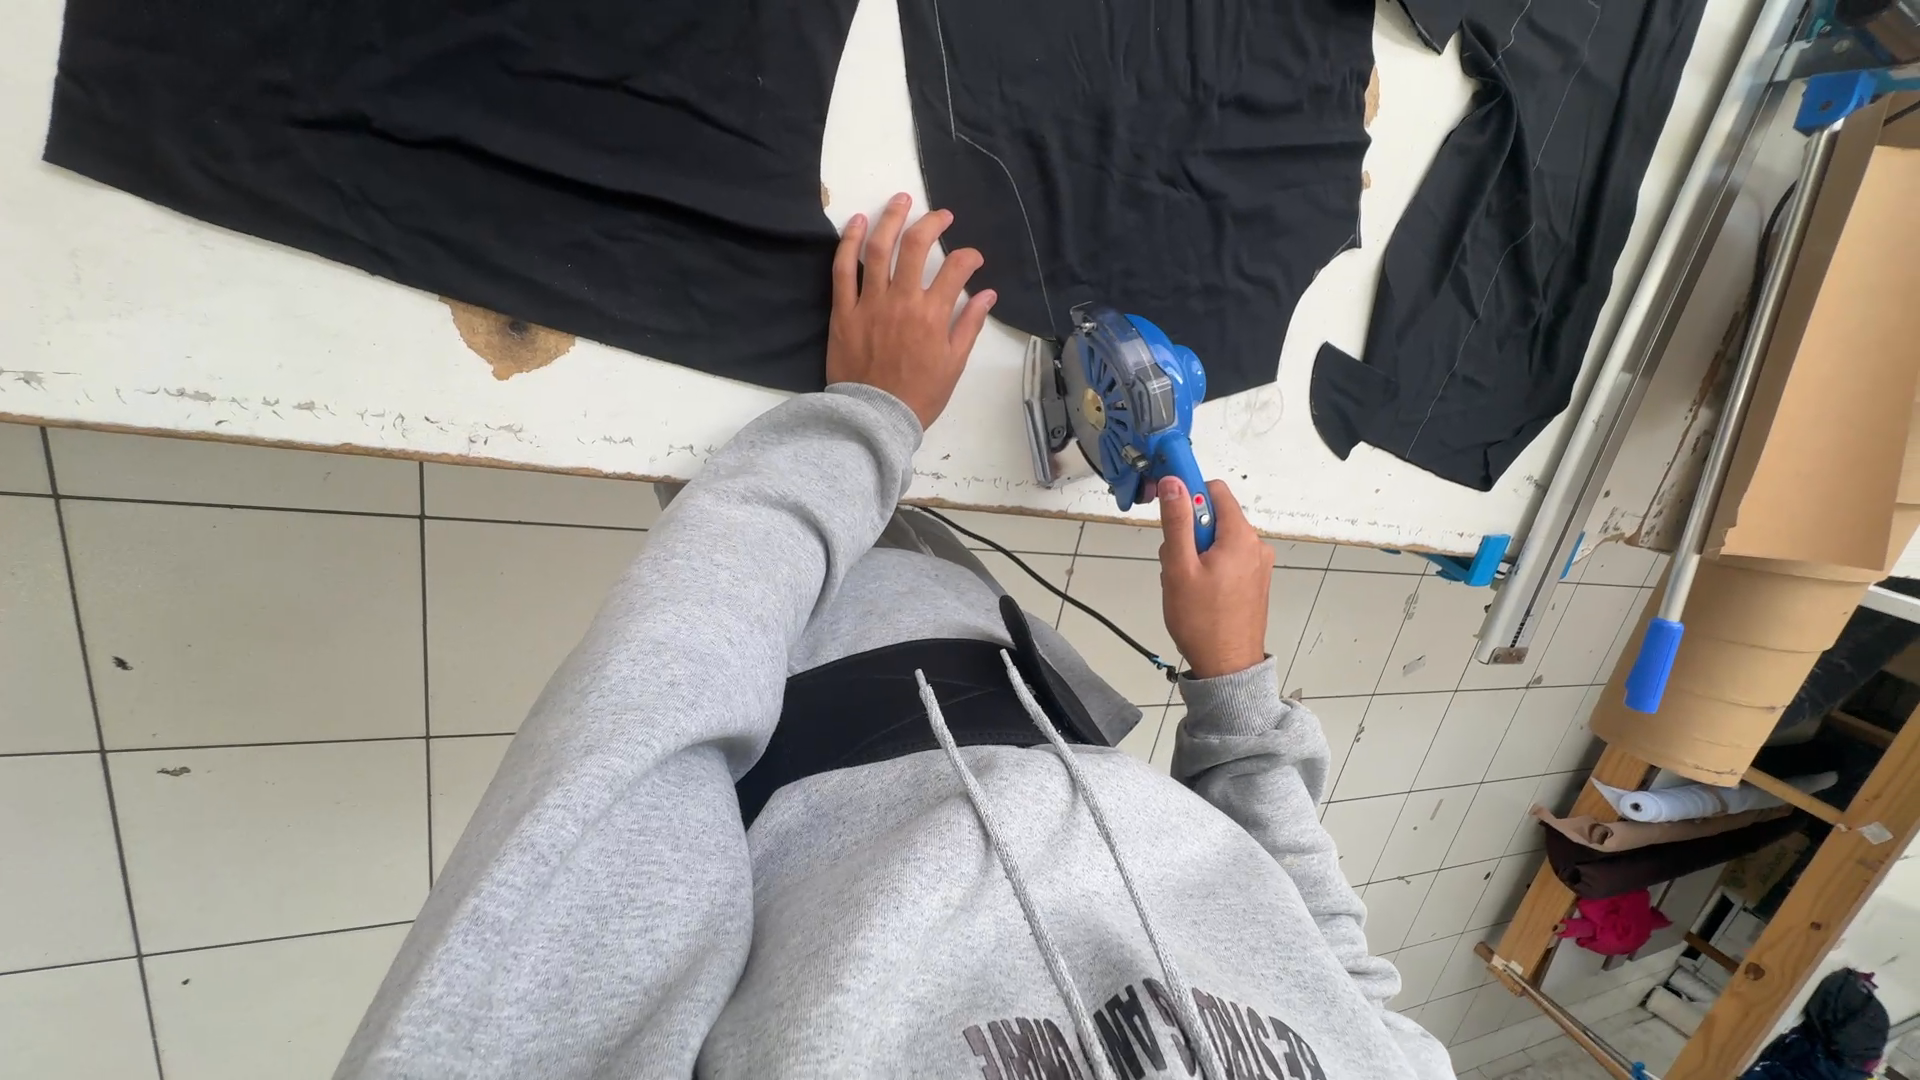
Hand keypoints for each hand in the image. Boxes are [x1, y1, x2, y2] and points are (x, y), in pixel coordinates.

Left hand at [827, 193, 995, 428]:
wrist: (875, 419)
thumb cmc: (919, 396)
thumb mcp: (954, 365)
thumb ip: (970, 325)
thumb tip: (987, 294)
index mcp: (932, 315)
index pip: (955, 269)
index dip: (968, 257)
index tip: (972, 257)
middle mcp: (901, 301)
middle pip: (916, 246)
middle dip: (932, 223)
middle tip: (941, 215)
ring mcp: (869, 303)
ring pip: (879, 249)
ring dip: (891, 218)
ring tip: (900, 200)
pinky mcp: (843, 311)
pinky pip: (843, 270)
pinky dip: (849, 243)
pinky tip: (858, 223)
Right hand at [1158, 476, 1274, 678]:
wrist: (1227, 668)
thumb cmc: (1201, 619)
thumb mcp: (1179, 567)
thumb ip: (1176, 521)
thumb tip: (1173, 481)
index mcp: (1240, 536)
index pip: (1214, 489)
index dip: (1187, 492)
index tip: (1165, 509)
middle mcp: (1256, 545)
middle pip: (1213, 517)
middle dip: (1187, 532)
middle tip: (1174, 564)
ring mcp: (1258, 565)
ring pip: (1216, 540)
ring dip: (1195, 553)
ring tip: (1184, 584)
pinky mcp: (1255, 582)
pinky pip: (1226, 559)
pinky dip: (1208, 567)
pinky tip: (1197, 593)